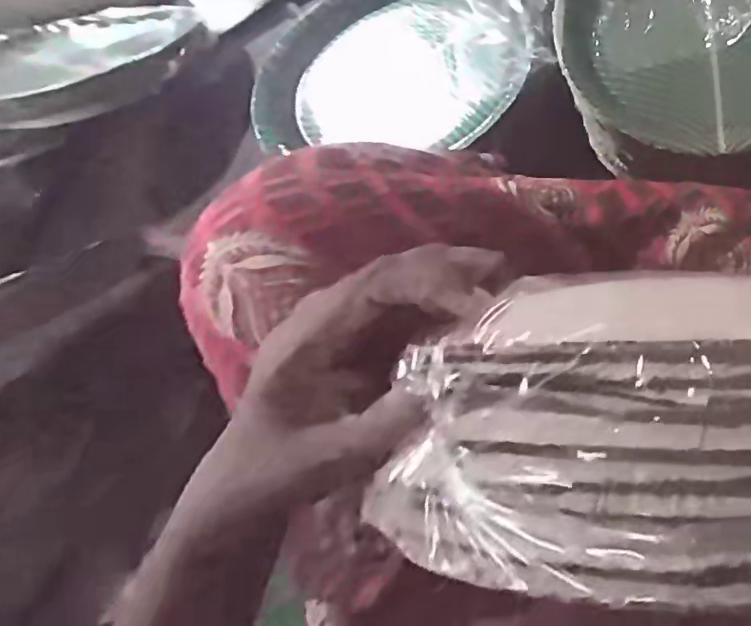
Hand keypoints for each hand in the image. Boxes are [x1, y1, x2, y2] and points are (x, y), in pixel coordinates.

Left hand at [172, 245, 505, 539]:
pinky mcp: (374, 325)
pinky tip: (485, 302)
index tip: (476, 306)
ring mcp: (354, 313)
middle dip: (456, 267)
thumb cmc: (277, 472)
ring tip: (506, 282)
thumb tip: (451, 383)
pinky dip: (456, 291)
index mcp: (309, 332)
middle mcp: (332, 308)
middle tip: (508, 277)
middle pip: (401, 266)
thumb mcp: (328, 459)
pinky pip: (420, 294)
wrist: (242, 485)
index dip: (433, 284)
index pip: (377, 284)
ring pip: (414, 272)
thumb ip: (383, 425)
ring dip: (461, 273)